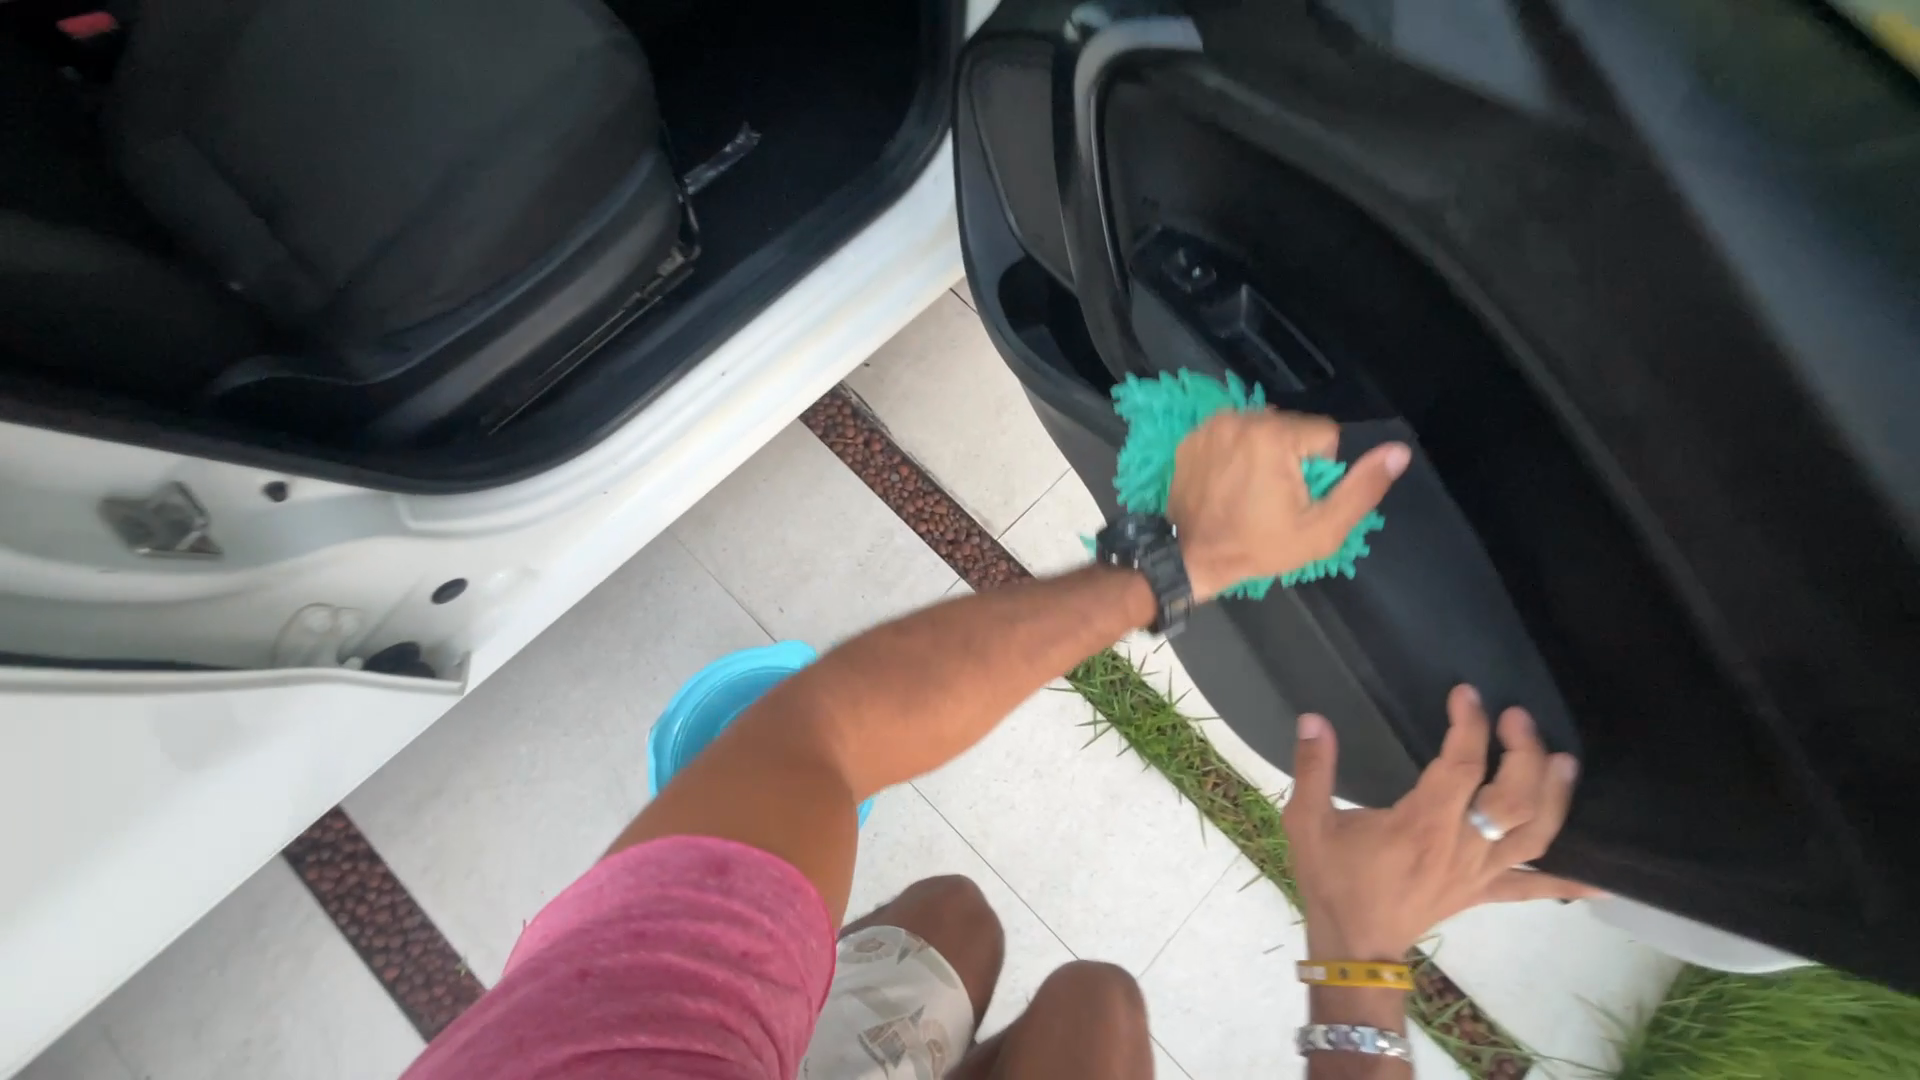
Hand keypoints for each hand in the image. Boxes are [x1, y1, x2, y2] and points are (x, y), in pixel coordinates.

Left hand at [1166, 410, 1408, 600]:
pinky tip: (1228, 482)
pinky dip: (1235, 452)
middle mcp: (1242, 419)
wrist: (1191, 556)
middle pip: (1292, 428)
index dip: (1320, 469)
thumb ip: (1362, 488)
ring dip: (1264, 452)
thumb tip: (1398, 451)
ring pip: (1262, 429)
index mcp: (1275, 436)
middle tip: (1273, 497)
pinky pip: (1231, 434)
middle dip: (1292, 458)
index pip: (1325, 434)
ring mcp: (1211, 426)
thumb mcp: (1320, 529)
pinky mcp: (1192, 437)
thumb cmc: (1257, 547)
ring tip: (1250, 490)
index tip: (1298, 497)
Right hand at [1282, 685, 1594, 960]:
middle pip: (1515, 798)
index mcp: (1421, 823)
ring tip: (1564, 761)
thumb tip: (1314, 719)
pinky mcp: (1483, 893)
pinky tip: (1603, 876)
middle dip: (1524, 753)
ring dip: (1556, 797)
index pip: (1460, 766)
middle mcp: (1461, 846)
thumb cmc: (1331, 878)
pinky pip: (1536, 889)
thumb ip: (1312, 768)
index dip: (1469, 726)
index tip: (1467, 694)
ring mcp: (1480, 873)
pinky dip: (1571, 881)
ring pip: (1537, 835)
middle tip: (1517, 718)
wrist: (1353, 943)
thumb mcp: (1306, 820)